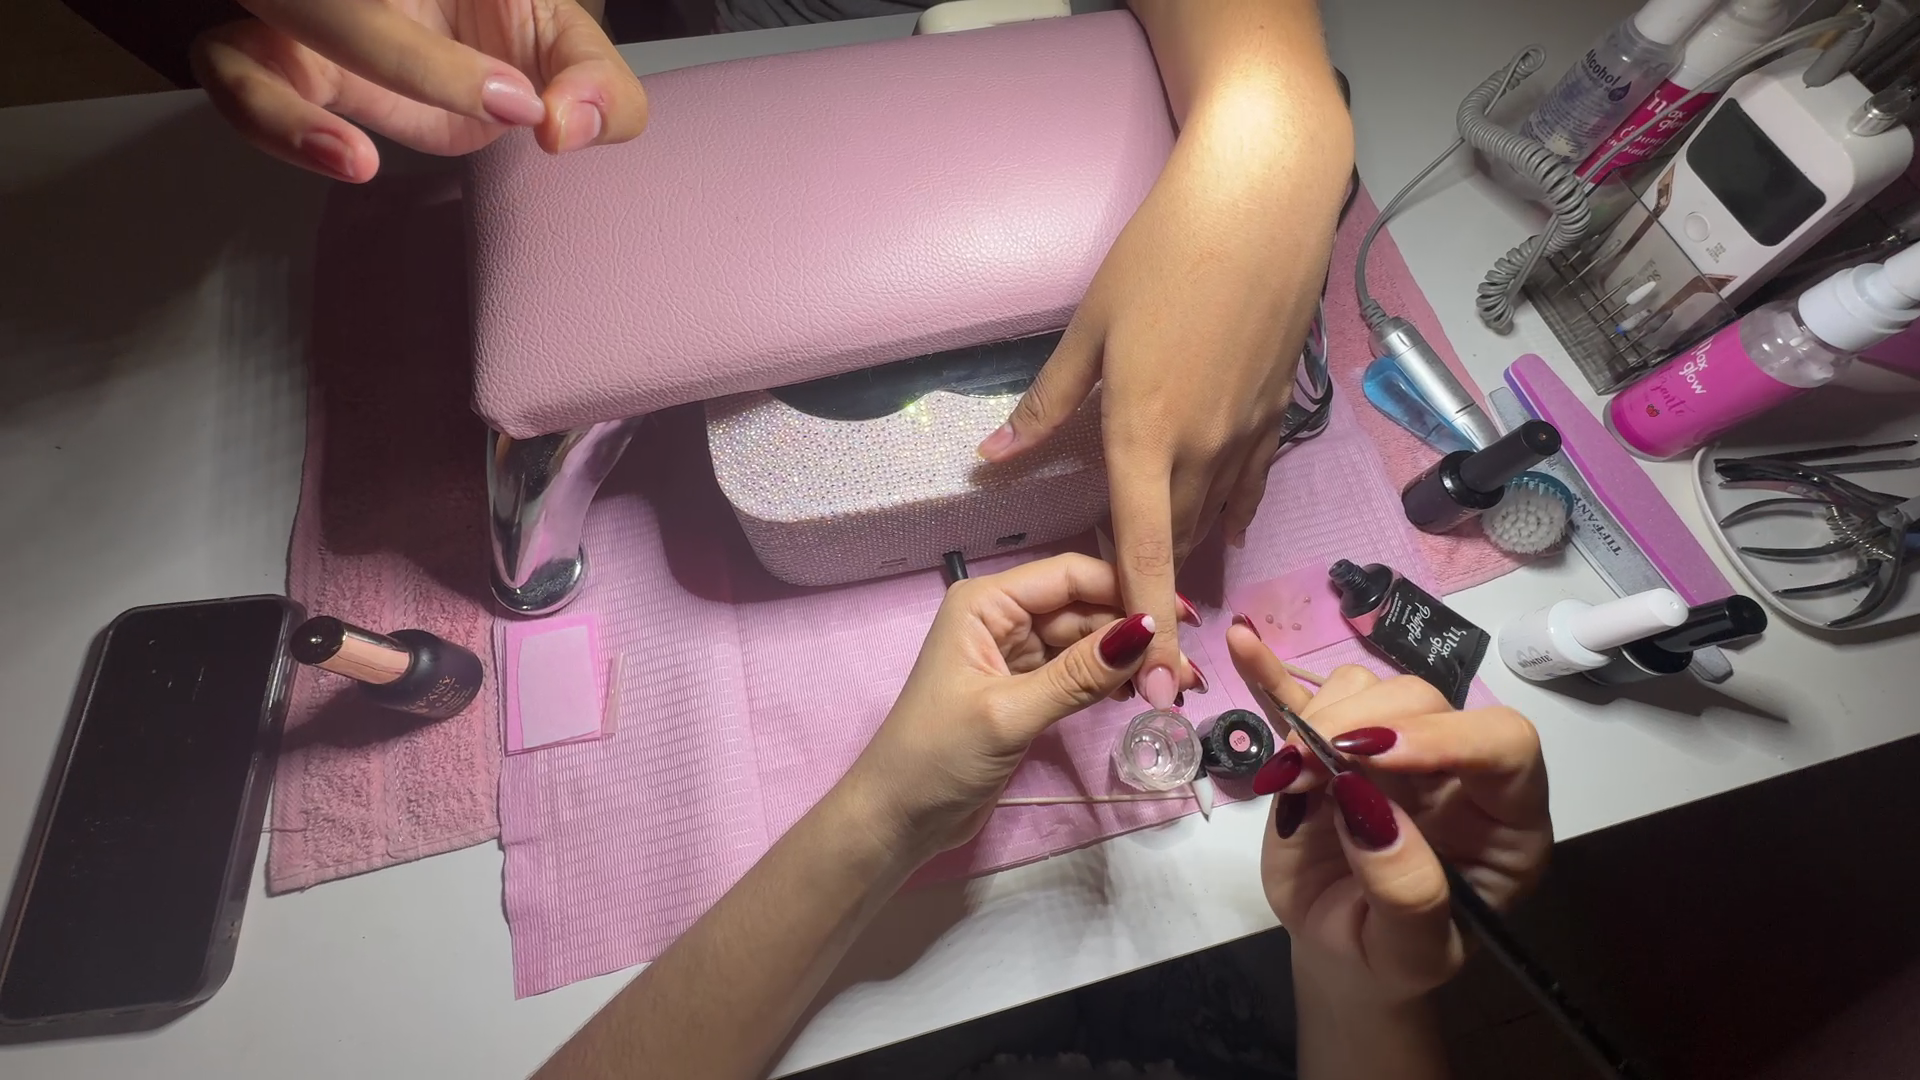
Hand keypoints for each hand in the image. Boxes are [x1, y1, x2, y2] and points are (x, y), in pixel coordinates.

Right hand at [191, 0, 646, 182]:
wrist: (493, 57)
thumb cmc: (523, 35)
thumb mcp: (576, 53)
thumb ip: (599, 87)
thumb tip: (562, 128)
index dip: (432, 58)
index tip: (528, 100)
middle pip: (315, 2)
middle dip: (403, 61)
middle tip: (511, 106)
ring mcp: (306, 9)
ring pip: (235, 40)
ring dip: (277, 103)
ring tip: (358, 160)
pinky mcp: (294, 59)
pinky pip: (234, 77)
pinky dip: (271, 121)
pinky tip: (347, 160)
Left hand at [842, 554, 1154, 862]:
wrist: (899, 817)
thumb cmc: (938, 756)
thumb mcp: (1009, 713)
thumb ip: (1078, 674)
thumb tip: (1148, 630)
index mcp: (986, 602)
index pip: (1070, 576)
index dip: (1126, 590)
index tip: (1182, 618)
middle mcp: (1002, 616)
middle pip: (1083, 608)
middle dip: (1135, 634)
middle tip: (1186, 670)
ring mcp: (1014, 652)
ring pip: (1085, 641)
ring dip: (1128, 660)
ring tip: (1177, 686)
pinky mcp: (1025, 686)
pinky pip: (1076, 670)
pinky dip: (1108, 680)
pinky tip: (1141, 693)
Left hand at [978, 77, 1351, 706]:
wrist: (1268, 202)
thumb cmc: (1163, 258)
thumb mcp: (1090, 330)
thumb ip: (1045, 407)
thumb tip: (992, 457)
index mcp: (1144, 436)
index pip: (1141, 550)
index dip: (1142, 617)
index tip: (1147, 675)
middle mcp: (1202, 452)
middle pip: (1171, 542)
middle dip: (1149, 589)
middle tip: (1125, 620)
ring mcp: (1247, 436)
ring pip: (1207, 518)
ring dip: (1180, 552)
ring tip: (1158, 581)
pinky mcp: (1273, 416)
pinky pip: (1244, 488)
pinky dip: (1220, 515)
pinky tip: (1212, 528)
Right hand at [1227, 623, 1552, 1002]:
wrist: (1340, 947)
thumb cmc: (1388, 957)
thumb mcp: (1411, 951)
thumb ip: (1408, 890)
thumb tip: (1366, 806)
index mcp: (1499, 816)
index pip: (1501, 744)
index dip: (1442, 734)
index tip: (1367, 755)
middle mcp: (1447, 767)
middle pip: (1420, 699)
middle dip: (1356, 724)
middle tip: (1305, 768)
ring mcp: (1380, 749)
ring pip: (1362, 687)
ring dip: (1315, 716)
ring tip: (1284, 774)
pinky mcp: (1321, 745)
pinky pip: (1297, 695)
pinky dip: (1269, 671)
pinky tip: (1243, 644)